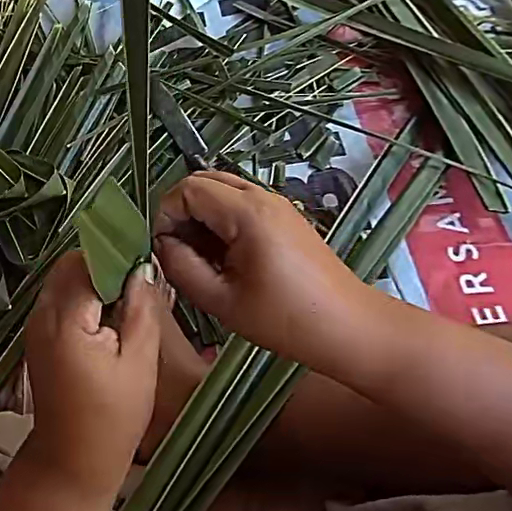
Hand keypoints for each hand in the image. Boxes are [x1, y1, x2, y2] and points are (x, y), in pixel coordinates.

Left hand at [22, 252, 167, 495]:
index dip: (115, 254)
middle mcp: (42, 315)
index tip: (143, 254)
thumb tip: (142, 267)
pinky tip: (106, 314)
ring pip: (62, 278)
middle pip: (69, 265)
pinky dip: (81, 295)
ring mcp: (35, 324)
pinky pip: (58, 297)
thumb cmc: (113, 418)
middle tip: (136, 278)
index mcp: (65, 320)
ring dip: (91, 278)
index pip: (87, 263)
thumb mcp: (139, 363)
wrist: (71, 462)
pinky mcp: (37, 335)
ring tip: (126, 296)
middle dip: (102, 263)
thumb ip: (141, 309)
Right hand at [153, 171, 376, 359]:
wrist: (351, 330)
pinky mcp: (284, 215)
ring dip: (200, 213)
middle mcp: (262, 196)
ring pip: (220, 188)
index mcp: (247, 213)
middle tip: (178, 249)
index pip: (187, 189)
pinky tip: (224, 255)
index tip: (163, 247)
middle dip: (180, 210)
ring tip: (201, 254)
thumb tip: (161, 245)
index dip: (166, 214)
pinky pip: (239, 201)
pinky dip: (221, 218)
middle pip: (202, 180)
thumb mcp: (221, 300)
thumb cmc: (286, 320)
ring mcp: (276, 202)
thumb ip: (180, 266)